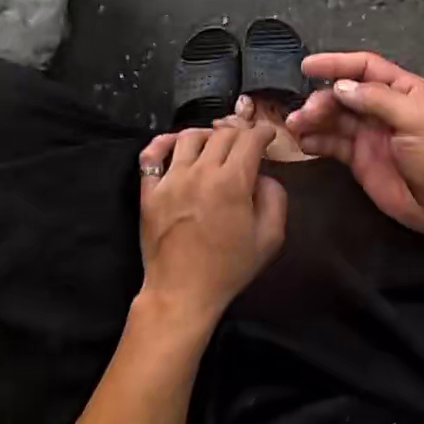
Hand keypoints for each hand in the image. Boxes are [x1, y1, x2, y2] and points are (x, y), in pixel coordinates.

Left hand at [135, 122, 286, 321]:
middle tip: (245, 140)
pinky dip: (164, 142)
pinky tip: (175, 143)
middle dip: (239, 132)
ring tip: (215, 142)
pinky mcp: (149, 191)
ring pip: (189, 137)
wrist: (182, 291)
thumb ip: (274, 199)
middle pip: (222, 135)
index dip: (262, 132)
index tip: (267, 135)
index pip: (249, 139)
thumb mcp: (269, 238)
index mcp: (232, 182)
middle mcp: (200, 172)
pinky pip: (152, 155)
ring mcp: (170, 179)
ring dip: (207, 134)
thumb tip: (263, 176)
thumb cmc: (229, 268)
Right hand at [285, 51, 423, 236]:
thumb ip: (378, 100)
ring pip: (334, 118)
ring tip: (294, 127)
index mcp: (405, 91)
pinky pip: (332, 144)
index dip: (336, 64)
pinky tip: (302, 144)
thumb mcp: (417, 120)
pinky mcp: (359, 159)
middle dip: (321, 100)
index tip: (307, 66)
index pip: (366, 68)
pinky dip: (315, 142)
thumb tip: (340, 86)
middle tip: (304, 114)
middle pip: (345, 94)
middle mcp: (384, 108)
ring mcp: (370, 134)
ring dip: (313, 120)